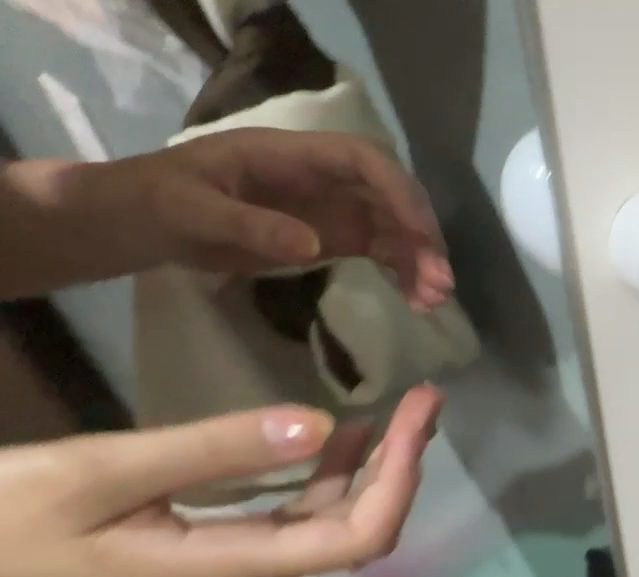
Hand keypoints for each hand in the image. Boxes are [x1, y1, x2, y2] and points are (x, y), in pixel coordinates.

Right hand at [0, 385, 440, 576]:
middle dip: (401, 464)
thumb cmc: (1, 515)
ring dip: (373, 466)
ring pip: (335, 517)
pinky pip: (300, 512)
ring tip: (404, 411)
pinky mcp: (223, 546)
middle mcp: (258, 572)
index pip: (361, 533)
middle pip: (362, 524)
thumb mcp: (101, 473)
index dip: (400, 479)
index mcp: (240, 566)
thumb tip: (321, 423)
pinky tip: (344, 436)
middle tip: (427, 402)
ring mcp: (243, 561)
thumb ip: (216, 451)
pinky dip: (330, 473)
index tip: (418, 420)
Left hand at [6, 130, 452, 305]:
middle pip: (394, 198)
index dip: (400, 193)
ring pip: (399, 229)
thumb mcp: (188, 210)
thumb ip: (249, 224)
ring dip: (424, 262)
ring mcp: (335, 209)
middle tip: (440, 283)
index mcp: (290, 155)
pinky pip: (387, 252)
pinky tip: (418, 301)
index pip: (364, 161)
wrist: (140, 224)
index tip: (421, 236)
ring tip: (433, 300)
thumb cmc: (155, 203)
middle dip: (424, 238)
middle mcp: (324, 178)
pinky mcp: (338, 238)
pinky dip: (409, 275)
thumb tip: (312, 244)